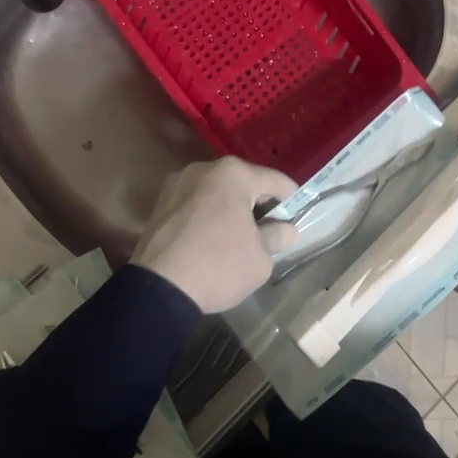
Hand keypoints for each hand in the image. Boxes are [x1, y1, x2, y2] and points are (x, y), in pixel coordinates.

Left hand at [132, 158, 299, 312]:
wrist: (160, 288)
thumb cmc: (219, 265)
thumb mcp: (261, 257)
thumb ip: (277, 237)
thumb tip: (286, 230)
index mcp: (233, 174)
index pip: (275, 181)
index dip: (292, 200)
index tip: (297, 218)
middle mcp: (204, 169)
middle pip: (243, 183)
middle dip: (258, 205)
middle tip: (268, 233)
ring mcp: (177, 183)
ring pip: (217, 193)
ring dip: (230, 210)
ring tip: (238, 239)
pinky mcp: (159, 203)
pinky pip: (195, 205)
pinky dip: (207, 217)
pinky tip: (211, 241)